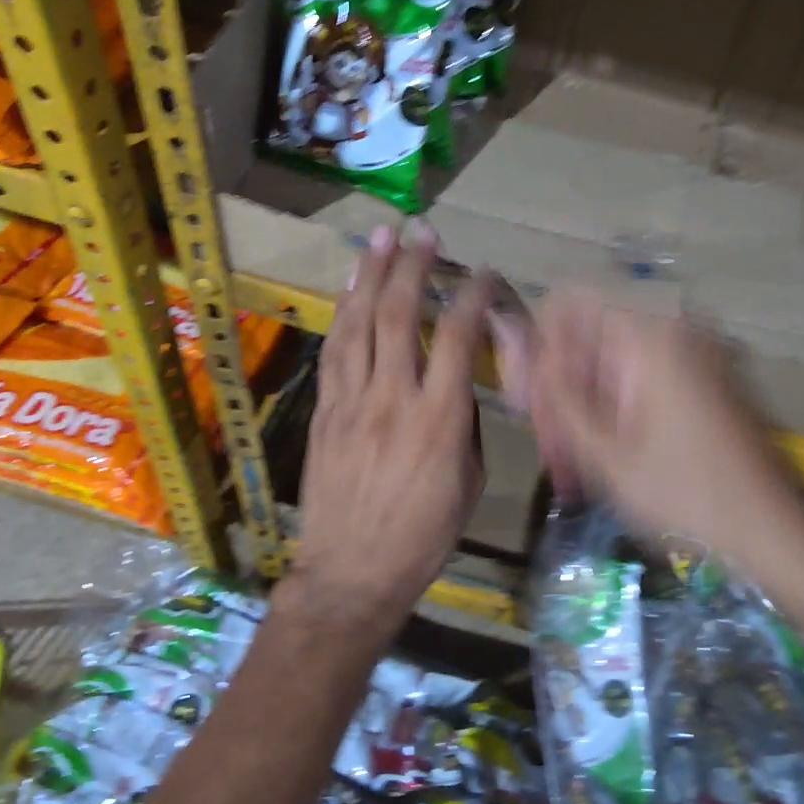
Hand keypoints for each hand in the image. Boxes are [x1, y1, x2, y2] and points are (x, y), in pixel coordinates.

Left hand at [291, 220, 494, 627]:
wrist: (351, 573)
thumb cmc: (422, 538)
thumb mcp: (467, 485)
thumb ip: (464, 428)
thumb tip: (456, 389)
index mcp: (440, 421)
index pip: (456, 339)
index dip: (469, 297)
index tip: (480, 272)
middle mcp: (394, 399)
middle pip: (399, 316)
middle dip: (411, 266)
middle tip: (421, 230)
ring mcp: (352, 403)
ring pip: (359, 325)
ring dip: (370, 276)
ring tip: (379, 238)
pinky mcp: (324, 413)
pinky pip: (334, 353)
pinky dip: (344, 315)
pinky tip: (351, 290)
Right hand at [505, 288, 803, 565]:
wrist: (776, 532)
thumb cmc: (687, 496)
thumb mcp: (605, 453)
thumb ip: (557, 394)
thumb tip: (521, 348)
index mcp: (649, 334)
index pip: (567, 306)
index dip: (535, 348)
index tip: (522, 401)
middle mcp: (674, 329)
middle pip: (590, 339)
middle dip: (560, 392)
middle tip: (548, 450)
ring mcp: (697, 353)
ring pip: (614, 365)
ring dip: (586, 411)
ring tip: (571, 471)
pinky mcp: (708, 378)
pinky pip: (645, 379)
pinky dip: (618, 413)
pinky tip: (604, 463)